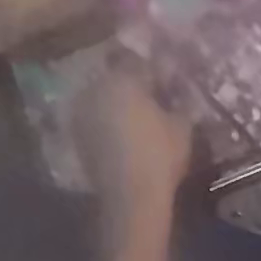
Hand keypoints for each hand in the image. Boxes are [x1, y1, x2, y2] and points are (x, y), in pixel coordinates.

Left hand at [72, 61, 193, 227]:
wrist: (131, 197)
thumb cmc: (161, 155)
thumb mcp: (183, 127)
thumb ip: (182, 103)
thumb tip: (181, 95)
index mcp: (122, 80)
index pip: (142, 63)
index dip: (159, 71)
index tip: (172, 81)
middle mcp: (95, 89)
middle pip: (118, 79)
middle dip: (136, 86)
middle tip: (157, 98)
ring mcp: (82, 113)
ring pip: (105, 99)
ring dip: (121, 105)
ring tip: (142, 119)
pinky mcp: (77, 137)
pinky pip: (97, 120)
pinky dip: (110, 123)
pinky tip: (127, 136)